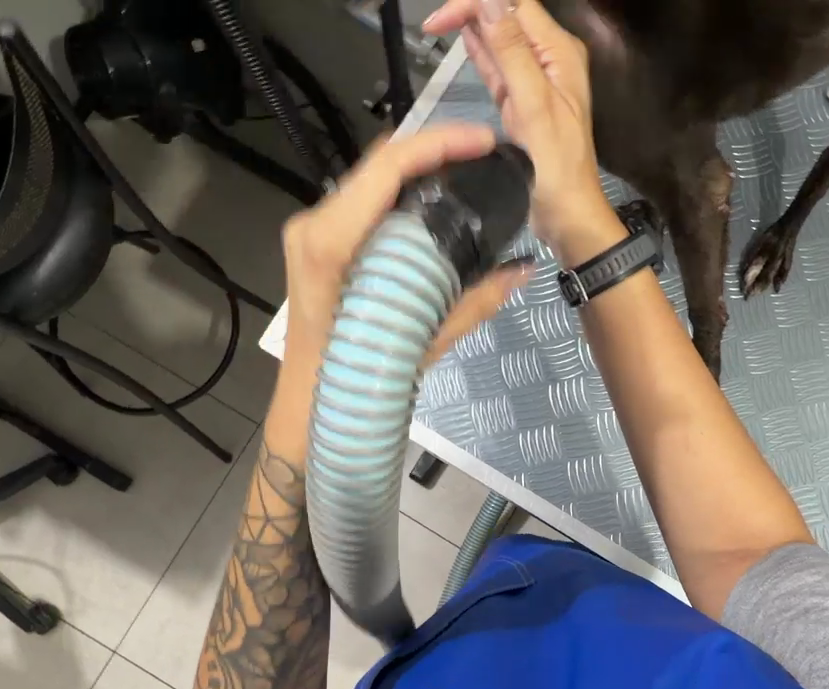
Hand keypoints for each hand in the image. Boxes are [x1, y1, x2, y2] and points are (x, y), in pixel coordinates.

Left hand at [278, 124, 533, 396]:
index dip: (441, 143)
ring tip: (468, 177)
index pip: (387, 167)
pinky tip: (437, 208)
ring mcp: (312, 232)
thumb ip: (470, 305)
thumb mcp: (419, 345)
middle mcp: (314, 225)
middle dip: (435, 153)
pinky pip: (365, 206)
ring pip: (371, 181)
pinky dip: (403, 199)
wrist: (309, 405)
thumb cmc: (355, 383)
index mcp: (330, 242)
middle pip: (379, 165)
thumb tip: (520, 271)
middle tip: (485, 161)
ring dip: (420, 174)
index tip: (486, 143)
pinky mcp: (318, 244)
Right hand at [424, 0, 624, 263]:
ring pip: (501, 42)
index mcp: (559, 54)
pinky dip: (481, 56)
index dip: (478, 2)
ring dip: (474, 30)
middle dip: (472, 11)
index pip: (515, 5)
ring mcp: (535, 84)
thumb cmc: (559, 170)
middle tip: (433, 25)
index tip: (441, 18)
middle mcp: (550, 61)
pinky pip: (500, 71)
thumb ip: (513, 55)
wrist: (569, 216)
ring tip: (439, 25)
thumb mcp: (536, 108)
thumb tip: (489, 3)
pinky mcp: (521, 106)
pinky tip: (464, 41)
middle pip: (507, 17)